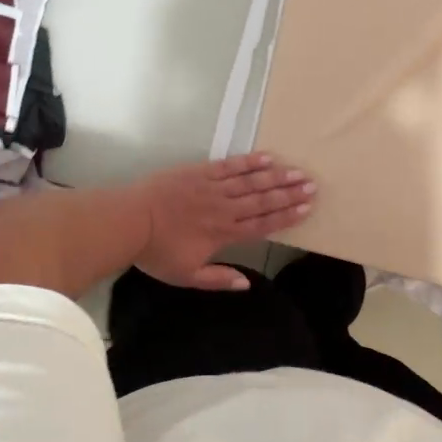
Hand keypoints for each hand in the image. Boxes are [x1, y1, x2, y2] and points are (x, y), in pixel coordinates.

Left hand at [129, 153, 315, 290]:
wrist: (129, 220)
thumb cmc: (156, 252)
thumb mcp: (186, 276)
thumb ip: (218, 279)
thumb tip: (248, 283)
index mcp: (224, 234)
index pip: (262, 224)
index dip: (286, 216)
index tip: (306, 208)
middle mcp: (224, 208)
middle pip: (262, 200)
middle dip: (289, 193)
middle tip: (312, 186)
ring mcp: (212, 187)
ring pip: (250, 181)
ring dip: (276, 176)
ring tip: (297, 171)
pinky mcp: (199, 172)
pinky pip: (229, 165)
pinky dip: (249, 161)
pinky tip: (265, 157)